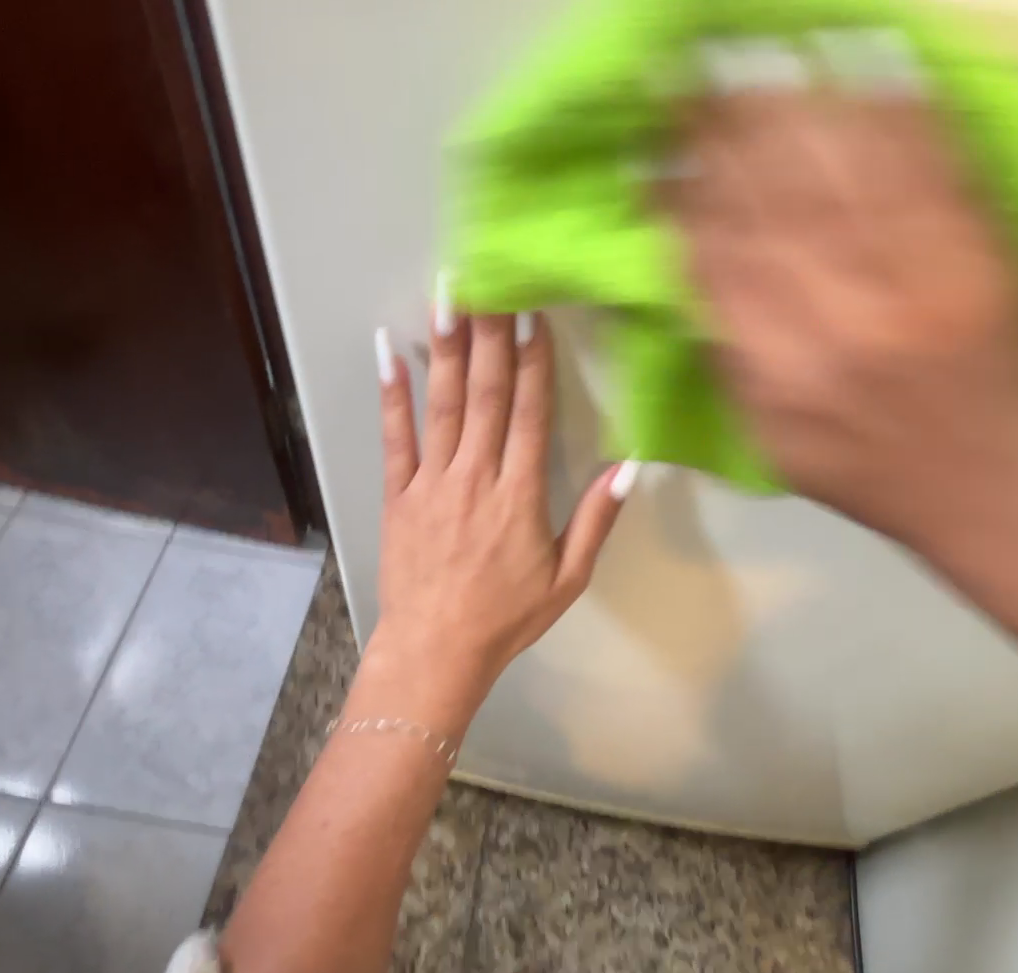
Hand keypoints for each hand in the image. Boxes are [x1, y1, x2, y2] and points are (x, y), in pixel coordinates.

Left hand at [371, 297, 634, 688]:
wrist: (436, 650)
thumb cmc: (506, 618)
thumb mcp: (568, 579)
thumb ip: (595, 520)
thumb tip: (628, 466)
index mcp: (520, 495)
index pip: (529, 414)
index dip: (533, 360)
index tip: (534, 312)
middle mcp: (476, 477)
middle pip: (487, 395)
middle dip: (492, 333)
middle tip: (491, 277)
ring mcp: (432, 483)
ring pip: (443, 404)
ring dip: (447, 347)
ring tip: (448, 294)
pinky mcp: (398, 494)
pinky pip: (395, 438)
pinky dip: (391, 393)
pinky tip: (389, 350)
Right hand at [668, 78, 1017, 545]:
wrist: (995, 488)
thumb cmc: (869, 478)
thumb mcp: (775, 447)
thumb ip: (731, 368)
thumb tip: (690, 289)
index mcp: (786, 375)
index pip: (719, 265)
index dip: (681, 208)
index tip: (654, 171)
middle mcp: (847, 319)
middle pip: (771, 205)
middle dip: (721, 143)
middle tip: (685, 100)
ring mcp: (922, 278)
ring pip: (841, 171)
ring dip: (786, 117)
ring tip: (746, 86)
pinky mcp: (982, 251)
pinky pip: (927, 165)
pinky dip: (886, 117)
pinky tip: (847, 87)